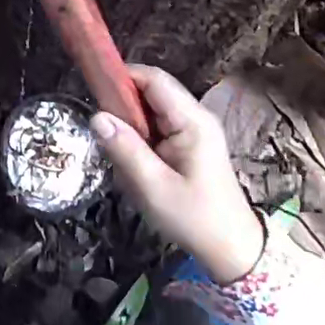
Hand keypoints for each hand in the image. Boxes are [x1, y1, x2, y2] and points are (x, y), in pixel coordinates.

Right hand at [90, 65, 265, 282]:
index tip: (93, 91)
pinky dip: (141, 139)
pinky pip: (158, 128)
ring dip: (131, 125)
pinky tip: (134, 164)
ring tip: (118, 153)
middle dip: (124, 106)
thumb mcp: (153, 187)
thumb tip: (96, 116)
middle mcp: (195, 117)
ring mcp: (194, 130)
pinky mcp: (190, 144)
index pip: (154, 80)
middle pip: (153, 92)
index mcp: (192, 121)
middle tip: (102, 132)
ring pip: (152, 111)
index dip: (123, 77)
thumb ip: (125, 150)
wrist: (231, 248)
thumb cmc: (194, 218)